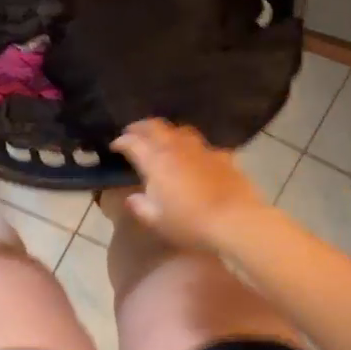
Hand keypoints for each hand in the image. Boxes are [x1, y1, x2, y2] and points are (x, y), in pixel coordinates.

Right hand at [110, 120, 267, 250]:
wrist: (236, 220)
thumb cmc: (190, 222)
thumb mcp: (157, 220)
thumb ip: (140, 206)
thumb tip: (132, 198)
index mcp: (156, 161)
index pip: (133, 142)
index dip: (121, 141)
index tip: (115, 146)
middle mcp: (176, 148)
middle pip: (155, 126)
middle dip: (141, 127)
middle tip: (133, 132)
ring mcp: (201, 149)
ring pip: (180, 130)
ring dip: (167, 132)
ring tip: (162, 139)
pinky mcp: (222, 156)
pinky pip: (202, 145)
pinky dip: (191, 147)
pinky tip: (194, 157)